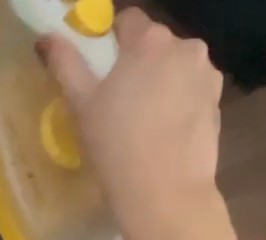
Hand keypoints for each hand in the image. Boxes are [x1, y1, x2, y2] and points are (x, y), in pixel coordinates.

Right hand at [40, 10, 224, 231]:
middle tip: (118, 105)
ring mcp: (207, 74)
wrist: (165, 193)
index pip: (128, 20)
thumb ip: (65, 64)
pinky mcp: (218, 102)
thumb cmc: (116, 146)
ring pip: (175, 68)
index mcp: (149, 40)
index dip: (111, 42)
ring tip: (143, 124)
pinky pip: (192, 92)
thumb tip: (47, 38)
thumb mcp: (82, 105)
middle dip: (138, 65)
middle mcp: (185, 46)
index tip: (100, 74)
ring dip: (161, 84)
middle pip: (155, 45)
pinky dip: (178, 104)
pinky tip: (163, 135)